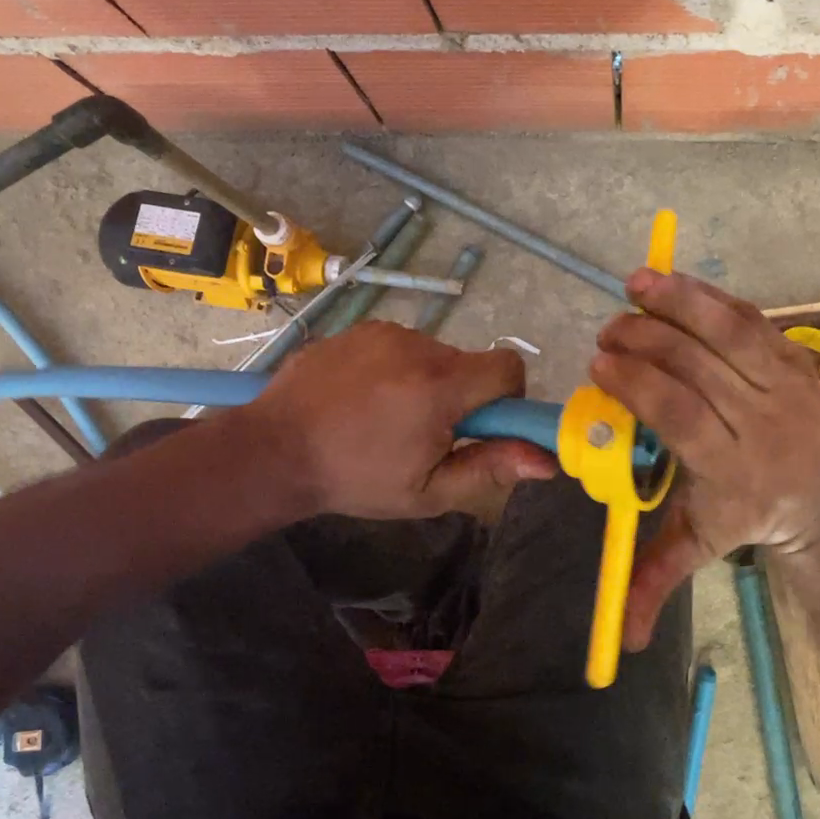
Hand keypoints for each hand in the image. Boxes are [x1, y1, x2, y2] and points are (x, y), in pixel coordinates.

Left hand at [236, 321, 557, 519]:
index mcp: (440, 386)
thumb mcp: (428, 490)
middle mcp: (417, 346)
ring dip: (427, 380)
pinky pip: (399, 344)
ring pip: (434, 353)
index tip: (483, 424)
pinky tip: (363, 397)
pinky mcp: (359, 327)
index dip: (508, 395)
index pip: (509, 366)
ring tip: (387, 416)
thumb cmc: (355, 479)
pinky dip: (395, 367)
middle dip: (461, 394)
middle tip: (426, 432)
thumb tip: (546, 460)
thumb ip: (490, 469)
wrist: (272, 451)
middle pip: (469, 363)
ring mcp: (384, 331)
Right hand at [592, 270, 819, 648]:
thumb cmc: (744, 514)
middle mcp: (763, 421)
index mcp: (733, 467)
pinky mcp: (796, 359)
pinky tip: (674, 283)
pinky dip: (711, 299)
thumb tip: (618, 643)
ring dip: (681, 303)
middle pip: (701, 367)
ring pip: (732, 332)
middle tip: (608, 330)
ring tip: (637, 284)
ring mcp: (786, 385)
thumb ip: (655, 579)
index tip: (598, 364)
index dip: (639, 385)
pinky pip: (752, 320)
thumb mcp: (699, 546)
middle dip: (647, 340)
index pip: (683, 415)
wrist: (819, 495)